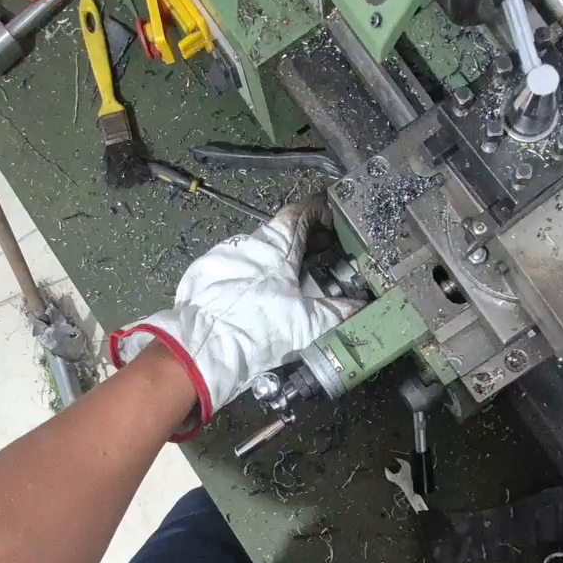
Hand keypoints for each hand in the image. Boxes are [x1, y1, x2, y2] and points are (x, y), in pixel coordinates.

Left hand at [108, 195, 359, 437]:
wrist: (202, 350)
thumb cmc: (257, 328)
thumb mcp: (305, 323)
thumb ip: (336, 313)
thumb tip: (360, 308)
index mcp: (275, 243)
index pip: (301, 212)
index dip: (320, 213)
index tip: (332, 221)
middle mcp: (248, 242)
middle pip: (281, 234)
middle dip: (302, 244)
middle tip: (322, 257)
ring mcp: (225, 258)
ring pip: (260, 253)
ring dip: (279, 264)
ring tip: (297, 283)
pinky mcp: (207, 277)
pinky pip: (240, 270)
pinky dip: (257, 278)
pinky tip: (265, 298)